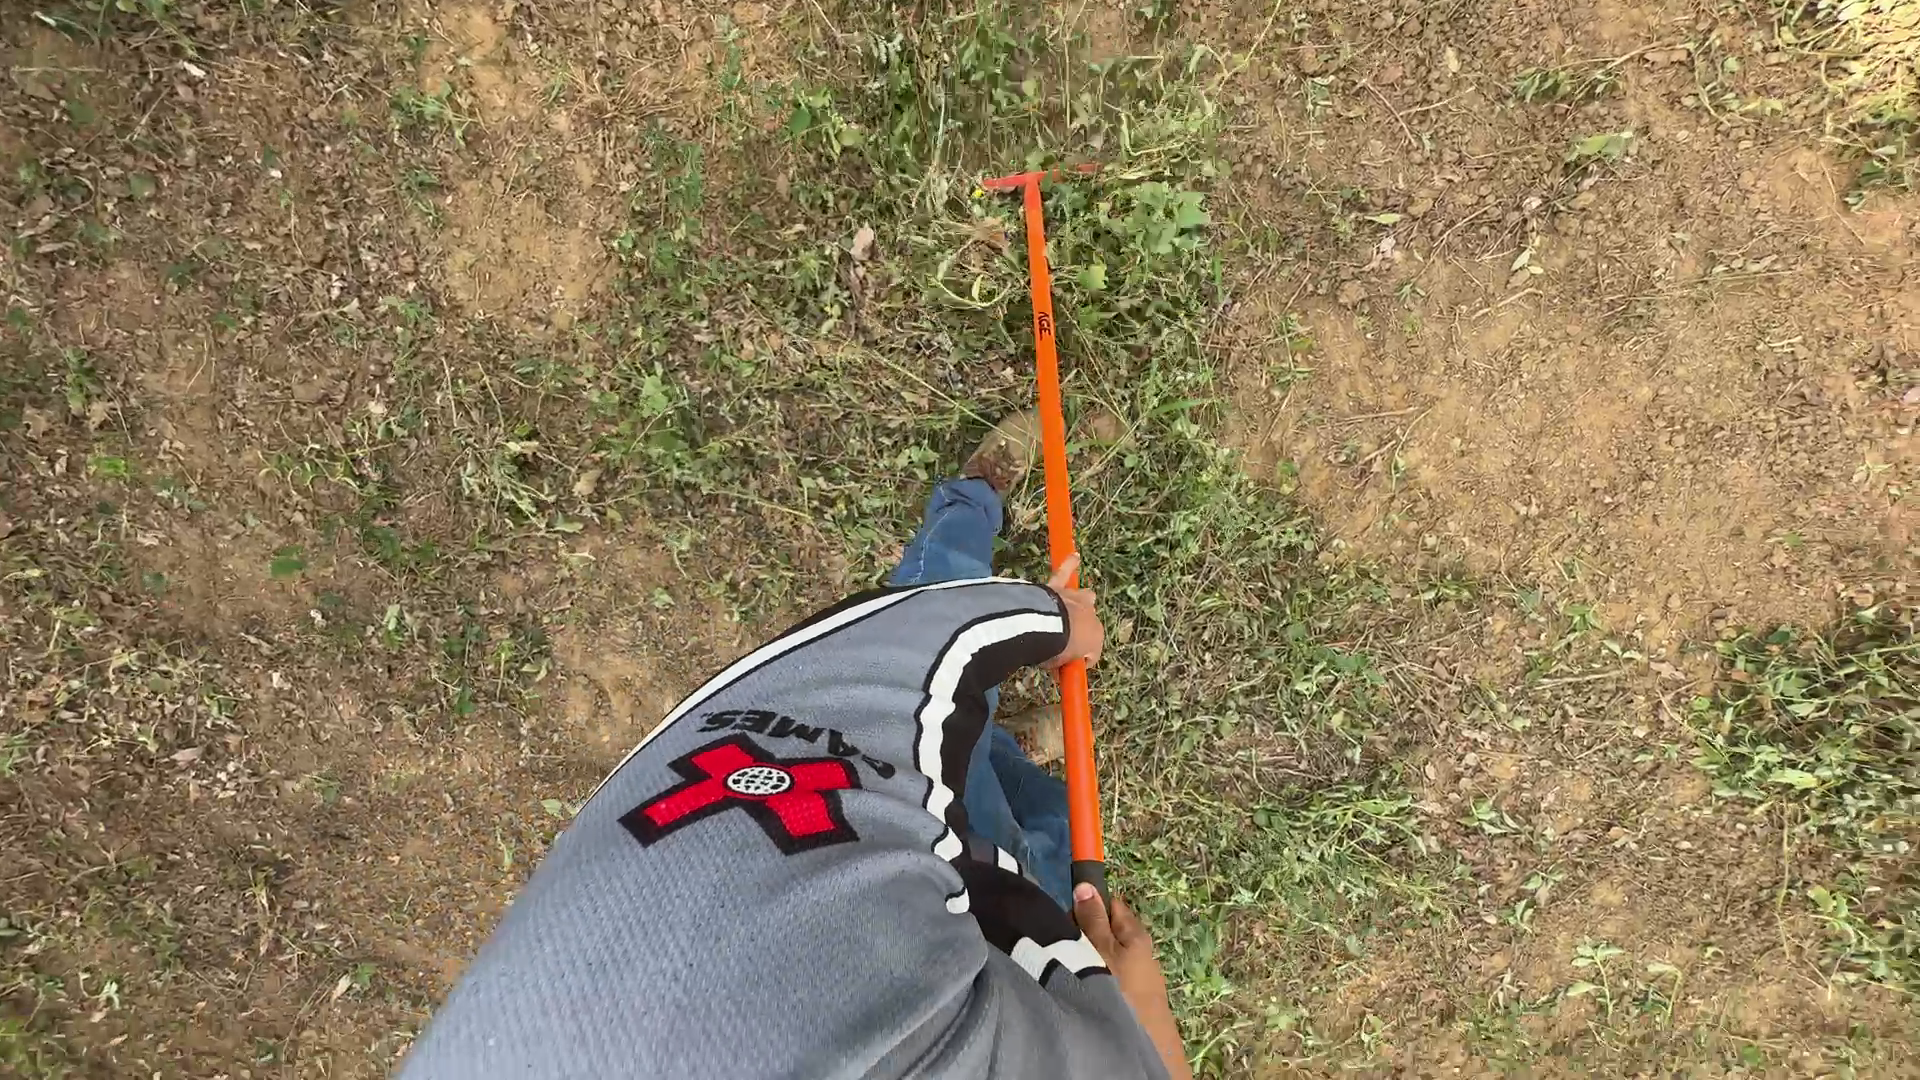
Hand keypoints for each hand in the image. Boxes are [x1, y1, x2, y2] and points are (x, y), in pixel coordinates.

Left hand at [1044, 553, 1102, 669]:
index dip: (1078, 657)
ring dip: (1081, 602)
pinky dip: (1069, 564)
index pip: (1091, 650)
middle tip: (1065, 639)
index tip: (1064, 664)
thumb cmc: (1054, 649)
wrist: (1043, 626)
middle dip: (1081, 629)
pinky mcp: (1058, 587)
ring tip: (1078, 603)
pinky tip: (1074, 556)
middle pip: (1090, 621)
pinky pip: (1065, 572)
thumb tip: (1056, 670)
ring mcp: (1075, 599)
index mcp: (1095, 638)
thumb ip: (1059, 664)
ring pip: (1085, 596)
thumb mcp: (1058, 665)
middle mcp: (1090, 615)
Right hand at [1073, 884, 1191, 1079]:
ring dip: (1088, 959)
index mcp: (1135, 933)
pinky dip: (1095, 978)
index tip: (1067, 916)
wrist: (1144, 1043)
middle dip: (1085, 934)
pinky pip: (1109, 977)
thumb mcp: (1101, 947)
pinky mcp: (1133, 999)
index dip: (1088, 905)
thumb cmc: (1121, 987)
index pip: (1110, 904)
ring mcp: (1138, 977)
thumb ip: (1093, 919)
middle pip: (1107, 931)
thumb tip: (1086, 885)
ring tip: (1069, 968)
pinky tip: (1083, 988)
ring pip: (1106, 956)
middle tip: (1064, 945)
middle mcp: (1140, 951)